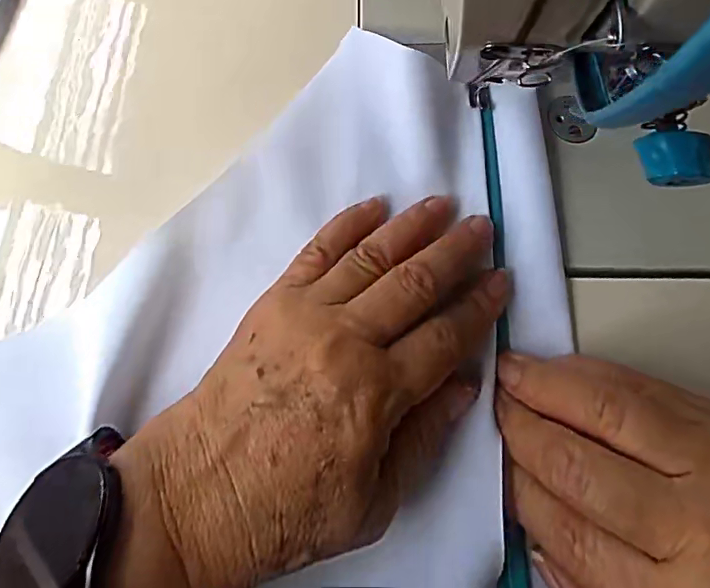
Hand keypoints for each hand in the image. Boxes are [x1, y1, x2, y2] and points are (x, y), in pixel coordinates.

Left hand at [108, 195, 511, 587]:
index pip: (445, 336)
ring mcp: (307, 311)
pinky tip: (372, 207)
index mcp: (378, 392)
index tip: (502, 280)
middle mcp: (346, 339)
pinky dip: (346, 225)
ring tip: (439, 204)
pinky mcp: (275, 298)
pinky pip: (317, 251)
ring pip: (370, 258)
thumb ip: (424, 436)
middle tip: (482, 228)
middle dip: (454, 253)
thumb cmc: (291, 503)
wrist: (207, 481)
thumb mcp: (376, 500)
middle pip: (414, 284)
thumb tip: (464, 382)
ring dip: (409, 227)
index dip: (479, 306)